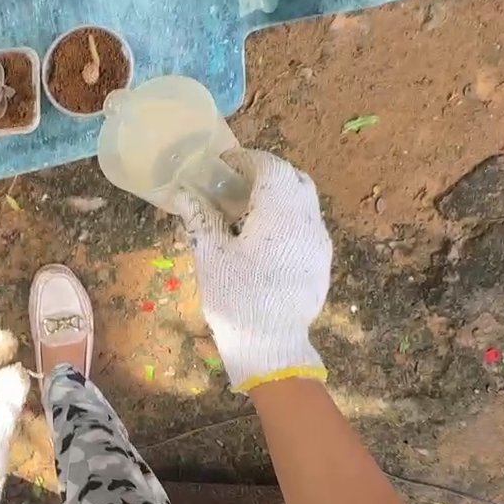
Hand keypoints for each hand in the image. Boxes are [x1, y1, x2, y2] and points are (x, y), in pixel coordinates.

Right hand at [186, 149, 332, 393]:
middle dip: (266, 172)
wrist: (271, 345)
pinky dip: (285, 217)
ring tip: (247, 210)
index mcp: (280, 213)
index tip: (223, 162)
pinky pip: (306, 225)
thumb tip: (182, 191)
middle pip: (293, 178)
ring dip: (278, 194)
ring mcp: (319, 242)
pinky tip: (262, 238)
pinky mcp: (321, 261)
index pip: (270, 167)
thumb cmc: (236, 298)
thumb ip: (200, 218)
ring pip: (303, 201)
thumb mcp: (210, 256)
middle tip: (235, 182)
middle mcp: (307, 221)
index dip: (246, 159)